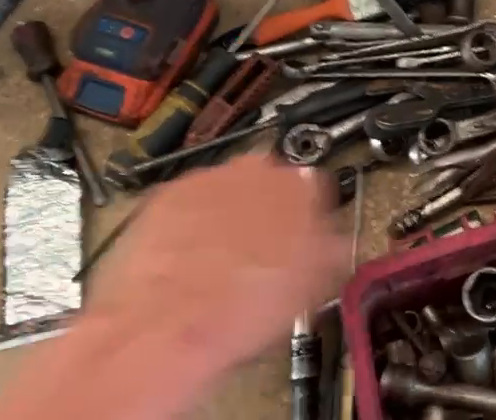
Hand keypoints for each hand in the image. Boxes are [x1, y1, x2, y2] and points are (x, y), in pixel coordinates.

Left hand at [0, 157, 345, 419]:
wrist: (166, 325)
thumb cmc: (233, 310)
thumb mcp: (307, 284)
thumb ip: (325, 246)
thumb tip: (330, 242)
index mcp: (298, 185)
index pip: (312, 184)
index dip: (307, 214)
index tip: (300, 233)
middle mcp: (253, 171)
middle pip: (267, 180)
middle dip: (265, 210)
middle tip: (260, 249)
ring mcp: (207, 179)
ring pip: (226, 188)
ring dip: (226, 213)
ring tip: (220, 258)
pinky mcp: (165, 195)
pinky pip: (187, 200)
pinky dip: (190, 221)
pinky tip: (189, 255)